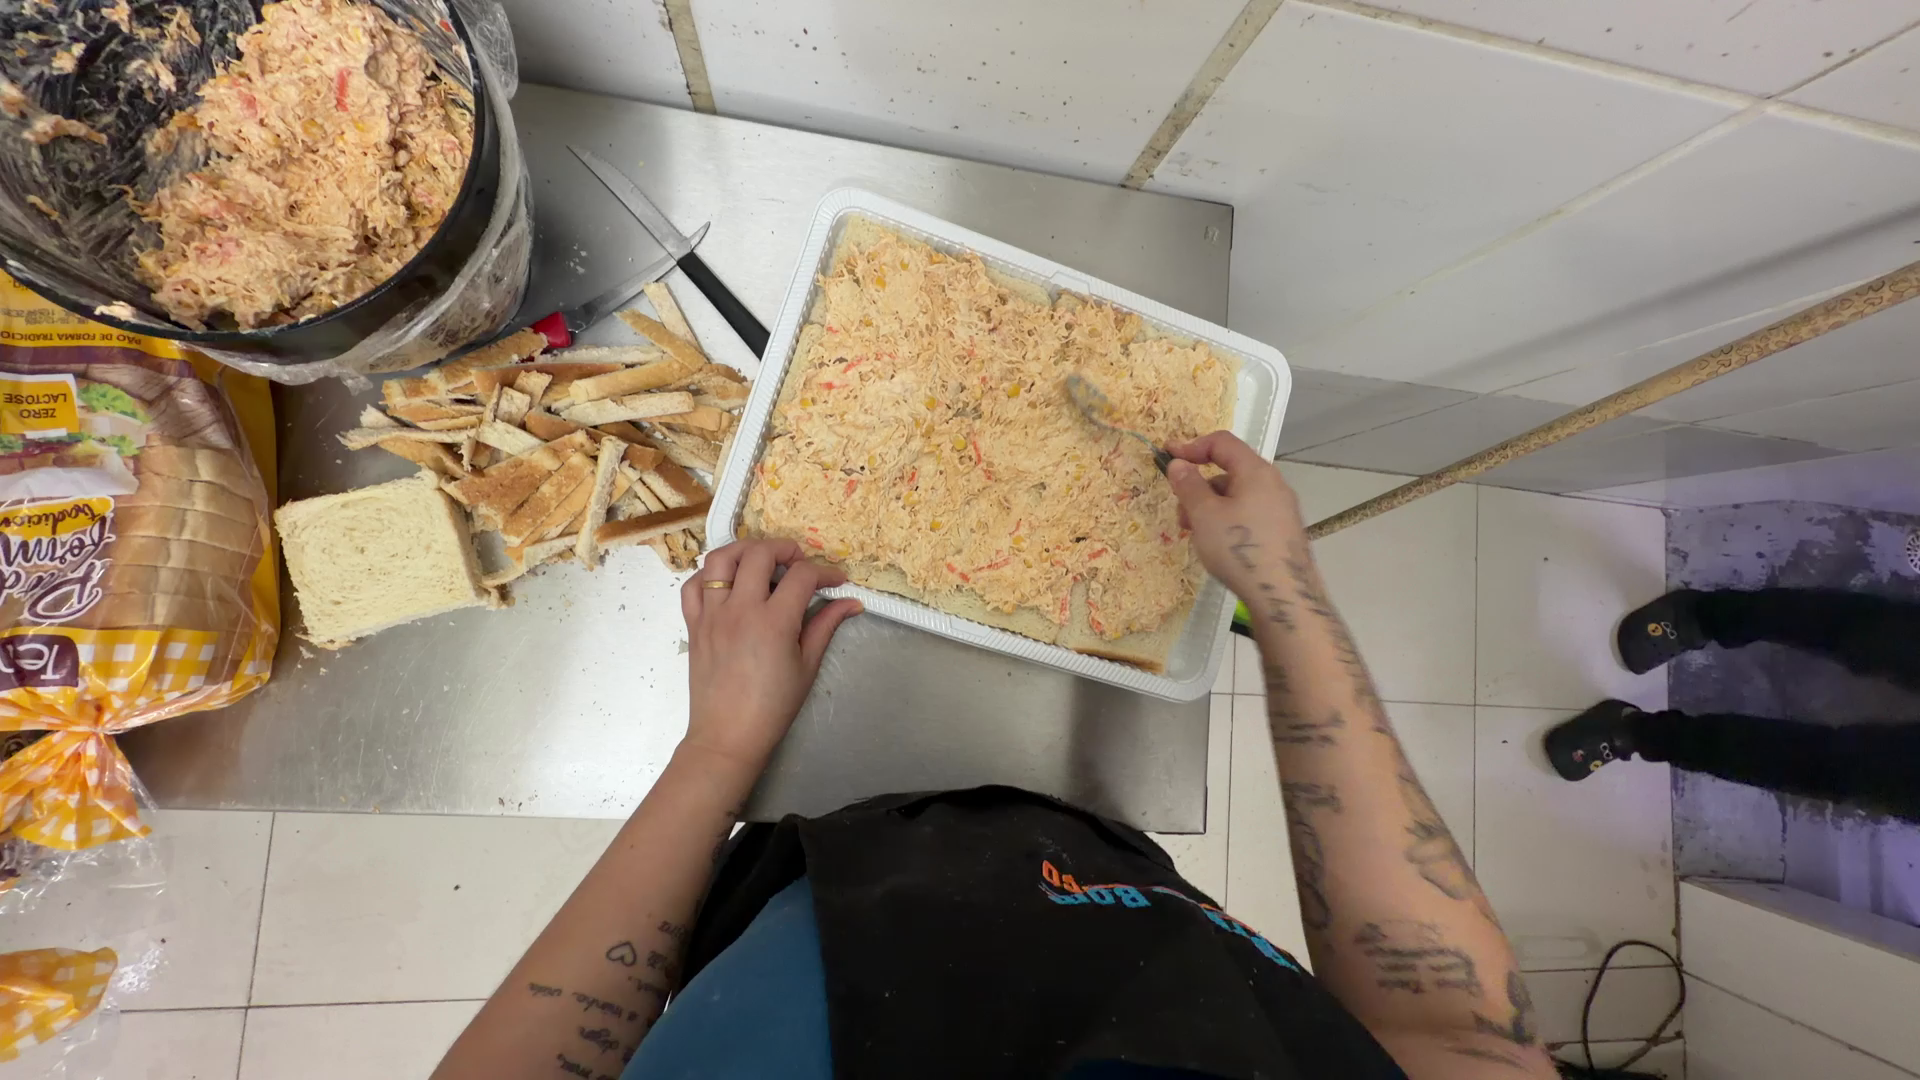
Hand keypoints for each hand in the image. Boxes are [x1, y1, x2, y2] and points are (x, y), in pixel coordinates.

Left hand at [679, 539, 863, 773]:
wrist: (728, 736)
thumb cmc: (773, 706)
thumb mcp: (807, 665)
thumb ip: (826, 625)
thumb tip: (852, 603)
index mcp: (774, 621)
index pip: (803, 576)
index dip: (826, 572)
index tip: (837, 581)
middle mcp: (740, 609)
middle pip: (760, 553)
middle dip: (786, 549)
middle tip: (799, 563)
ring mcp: (712, 614)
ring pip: (721, 558)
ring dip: (745, 550)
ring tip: (761, 560)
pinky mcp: (693, 624)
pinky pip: (693, 585)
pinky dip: (710, 575)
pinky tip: (728, 584)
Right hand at [1164, 431, 1309, 597]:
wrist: (1283, 594)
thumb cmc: (1239, 548)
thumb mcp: (1204, 515)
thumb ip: (1188, 485)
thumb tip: (1178, 463)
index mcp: (1256, 471)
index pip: (1222, 443)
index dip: (1191, 446)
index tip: (1167, 458)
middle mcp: (1273, 484)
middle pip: (1229, 470)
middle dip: (1198, 486)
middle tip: (1181, 511)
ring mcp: (1281, 508)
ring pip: (1237, 495)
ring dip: (1210, 507)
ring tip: (1196, 535)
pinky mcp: (1282, 530)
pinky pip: (1248, 513)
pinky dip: (1227, 520)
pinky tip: (1218, 546)